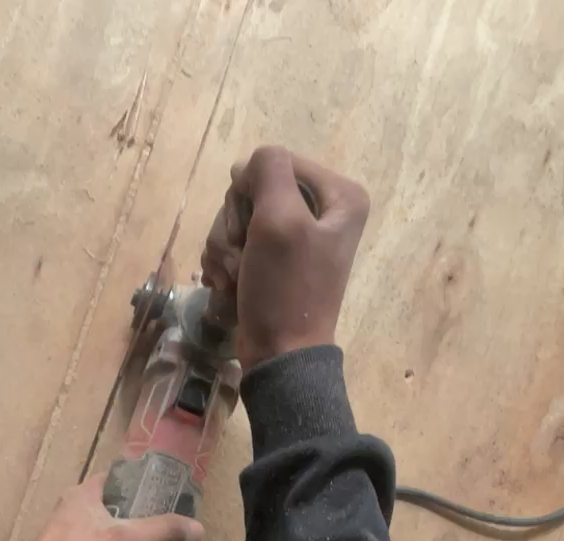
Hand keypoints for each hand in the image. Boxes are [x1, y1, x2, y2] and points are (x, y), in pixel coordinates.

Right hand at [200, 146, 369, 367]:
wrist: (279, 354)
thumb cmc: (286, 290)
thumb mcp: (280, 219)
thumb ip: (268, 171)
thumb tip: (247, 166)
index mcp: (339, 196)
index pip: (275, 163)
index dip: (251, 191)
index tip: (251, 229)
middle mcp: (320, 213)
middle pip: (253, 193)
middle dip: (235, 227)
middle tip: (241, 259)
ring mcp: (293, 241)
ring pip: (236, 220)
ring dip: (224, 251)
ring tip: (234, 279)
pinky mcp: (270, 265)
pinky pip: (233, 247)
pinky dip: (224, 267)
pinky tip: (229, 287)